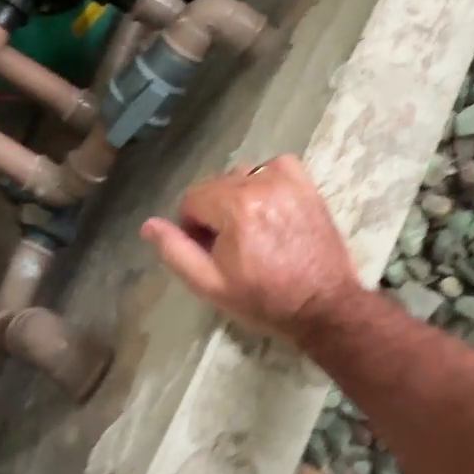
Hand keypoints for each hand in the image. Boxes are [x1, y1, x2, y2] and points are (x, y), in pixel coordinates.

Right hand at [140, 155, 363, 342]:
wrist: (324, 307)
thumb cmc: (264, 299)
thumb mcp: (209, 285)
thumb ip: (175, 250)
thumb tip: (149, 225)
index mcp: (234, 207)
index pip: (192, 199)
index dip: (193, 227)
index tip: (210, 252)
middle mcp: (259, 185)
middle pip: (215, 186)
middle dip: (215, 213)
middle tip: (232, 248)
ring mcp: (287, 182)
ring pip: (242, 176)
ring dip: (238, 197)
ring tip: (253, 230)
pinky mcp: (307, 186)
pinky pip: (275, 166)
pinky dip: (267, 180)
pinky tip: (270, 206)